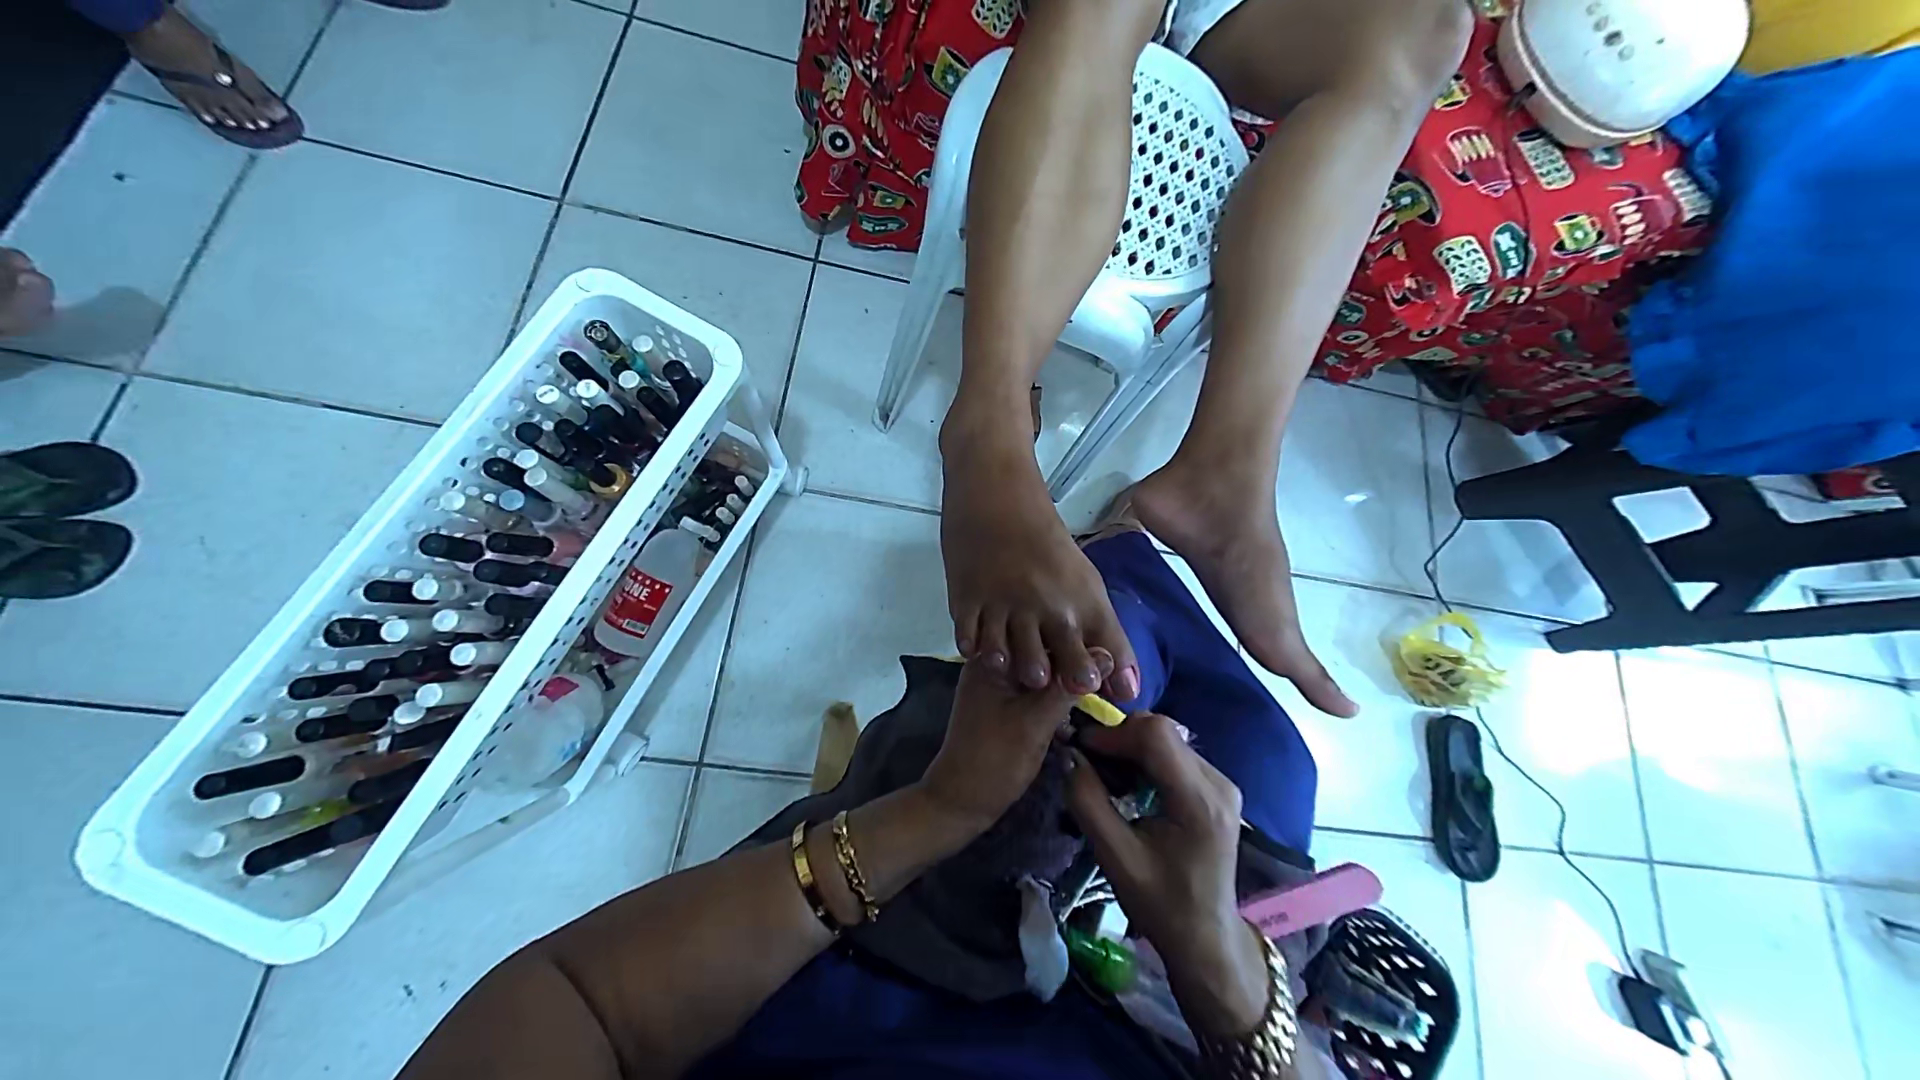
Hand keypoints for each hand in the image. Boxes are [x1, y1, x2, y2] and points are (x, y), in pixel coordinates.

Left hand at [915, 653, 1094, 833]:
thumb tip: (1107, 656)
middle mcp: (995, 660)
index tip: (1112, 661)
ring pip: (1043, 669)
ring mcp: (998, 682)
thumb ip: (1069, 687)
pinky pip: (1036, 686)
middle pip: (1044, 650)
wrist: (961, 801)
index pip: (1042, 633)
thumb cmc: (995, 759)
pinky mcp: (1005, 702)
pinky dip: (1056, 694)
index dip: (1078, 644)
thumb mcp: (1036, 720)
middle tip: (1112, 679)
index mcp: (993, 656)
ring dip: (1069, 679)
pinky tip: (1080, 704)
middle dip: (1076, 662)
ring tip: (1103, 690)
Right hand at [1065, 713, 1268, 1036]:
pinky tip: (1130, 784)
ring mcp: (1221, 783)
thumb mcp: (1116, 858)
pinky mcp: (1216, 788)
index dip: (1114, 734)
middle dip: (1120, 739)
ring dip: (1132, 748)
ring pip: (1168, 738)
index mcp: (1200, 801)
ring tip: (1107, 775)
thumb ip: (1088, 802)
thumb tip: (1070, 756)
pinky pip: (1175, 753)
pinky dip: (1146, 758)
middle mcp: (1218, 783)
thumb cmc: (1161, 905)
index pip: (1157, 735)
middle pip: (1163, 731)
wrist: (1207, 940)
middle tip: (1091, 763)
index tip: (1083, 749)